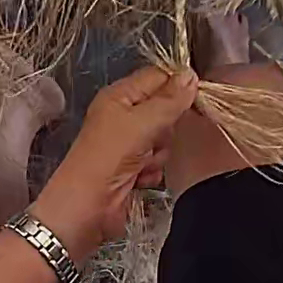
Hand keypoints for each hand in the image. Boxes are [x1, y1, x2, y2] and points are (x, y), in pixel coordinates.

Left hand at [31, 66, 198, 260]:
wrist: (87, 207)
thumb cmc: (107, 158)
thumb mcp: (140, 123)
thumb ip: (169, 100)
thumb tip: (191, 75)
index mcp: (120, 96)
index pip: (158, 78)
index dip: (178, 86)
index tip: (196, 98)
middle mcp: (124, 116)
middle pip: (166, 111)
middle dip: (167, 128)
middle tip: (154, 138)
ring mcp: (129, 144)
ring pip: (165, 140)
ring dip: (159, 154)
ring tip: (142, 163)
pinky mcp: (134, 168)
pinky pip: (158, 163)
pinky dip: (152, 172)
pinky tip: (139, 179)